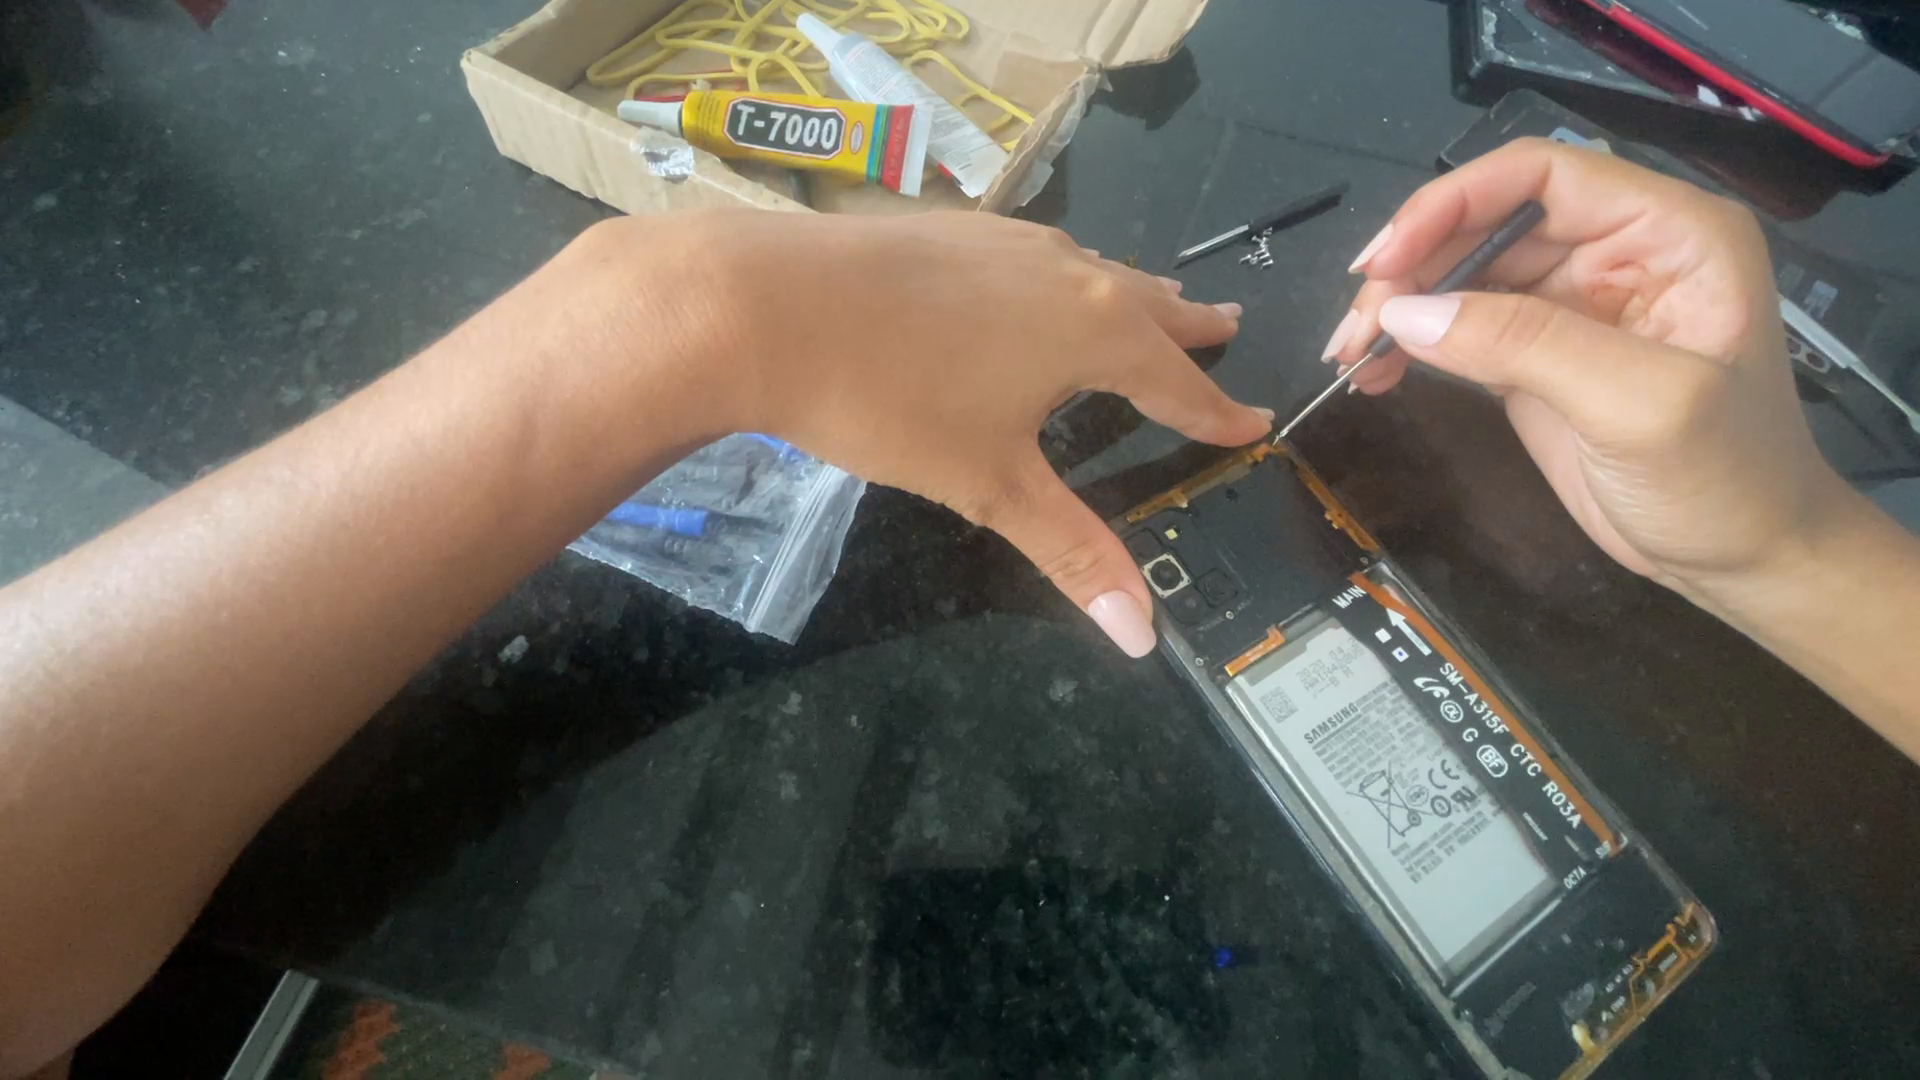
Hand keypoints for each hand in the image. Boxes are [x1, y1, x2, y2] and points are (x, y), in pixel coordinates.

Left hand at [587, 209, 1269, 655]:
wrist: (770, 306)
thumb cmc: (894, 401)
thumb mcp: (991, 485)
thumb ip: (1072, 552)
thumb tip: (1143, 638)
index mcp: (1093, 333)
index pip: (1177, 381)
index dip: (1216, 410)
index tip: (1254, 419)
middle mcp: (1067, 273)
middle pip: (1148, 306)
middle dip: (1189, 327)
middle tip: (1227, 328)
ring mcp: (1008, 241)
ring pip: (1093, 270)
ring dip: (1130, 293)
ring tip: (1155, 301)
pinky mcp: (954, 228)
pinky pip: (1037, 254)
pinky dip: (1065, 275)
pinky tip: (1039, 281)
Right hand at [1322, 138, 1849, 595]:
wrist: (1729, 550)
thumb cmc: (1719, 475)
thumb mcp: (1635, 403)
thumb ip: (1524, 345)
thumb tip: (1402, 315)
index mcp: (1663, 234)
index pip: (1538, 176)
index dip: (1448, 204)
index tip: (1379, 266)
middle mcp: (1609, 254)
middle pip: (1479, 226)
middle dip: (1405, 271)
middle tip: (1351, 335)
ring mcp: (1563, 305)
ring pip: (1453, 278)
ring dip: (1392, 312)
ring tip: (1347, 359)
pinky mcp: (1525, 354)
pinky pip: (1450, 329)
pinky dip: (1403, 347)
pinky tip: (1372, 374)